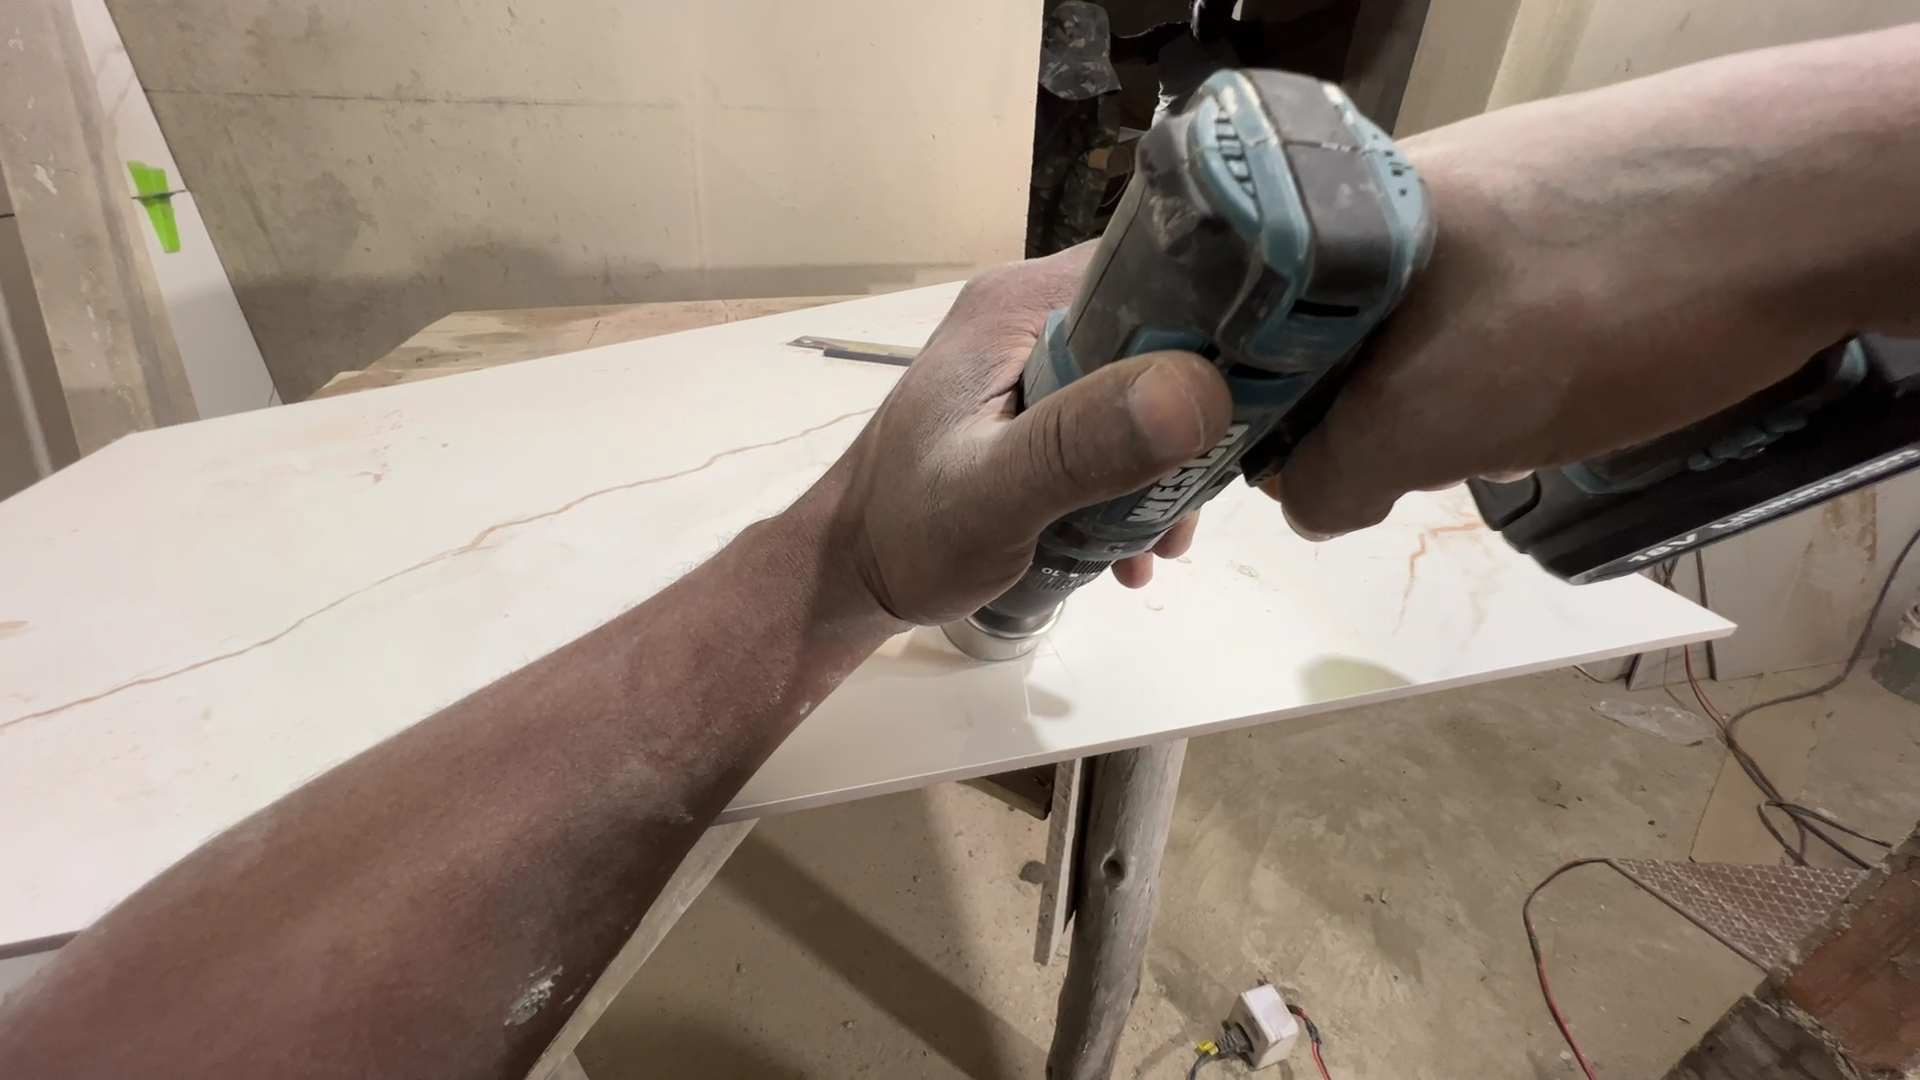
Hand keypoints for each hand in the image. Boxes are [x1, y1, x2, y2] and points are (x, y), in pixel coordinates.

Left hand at [826, 246, 1232, 625]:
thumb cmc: (908, 535)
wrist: (853, 572)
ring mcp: (1029, 368)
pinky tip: (1131, 545)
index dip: (1220, 319)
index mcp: (1019, 306)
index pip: (1151, 267)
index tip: (1257, 396)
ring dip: (1165, 464)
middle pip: (1157, 335)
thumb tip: (1201, 392)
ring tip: (1163, 538)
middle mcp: (1030, 318)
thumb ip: (1081, 446)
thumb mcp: (993, 496)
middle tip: (1201, 492)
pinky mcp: (1030, 413)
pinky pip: (1109, 428)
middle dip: (1196, 415)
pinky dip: (1130, 481)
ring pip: (1140, 390)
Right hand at [1269, 63, 1879, 537]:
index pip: (1228, 344)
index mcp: (1317, 224)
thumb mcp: (1434, 417)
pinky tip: (1538, 384)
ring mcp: (1454, 202)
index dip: (1235, 424)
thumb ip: (1334, 478)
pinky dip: (1473, 370)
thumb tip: (1303, 507)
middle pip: (1302, 345)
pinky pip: (1451, 316)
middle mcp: (1370, 202)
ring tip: (1494, 424)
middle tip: (1409, 458)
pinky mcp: (1527, 216)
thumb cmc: (1604, 299)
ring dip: (1414, 403)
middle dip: (1341, 421)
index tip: (1279, 479)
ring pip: (1380, 339)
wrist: (1851, 187)